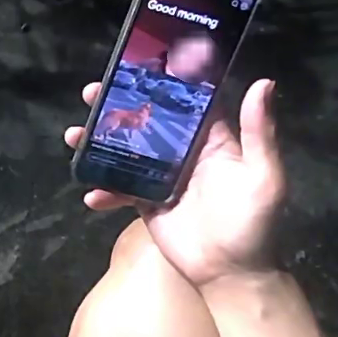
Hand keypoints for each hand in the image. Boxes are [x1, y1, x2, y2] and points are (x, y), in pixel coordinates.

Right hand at [65, 78, 284, 287]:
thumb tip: (264, 81)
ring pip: (122, 150)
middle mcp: (181, 152)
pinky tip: (91, 195)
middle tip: (90, 93)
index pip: (184, 102)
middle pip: (143, 120)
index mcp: (209, 139)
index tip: (135, 64)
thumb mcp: (263, 176)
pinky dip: (102, 191)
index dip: (161, 81)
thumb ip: (259, 132)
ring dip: (96, 142)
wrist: (229, 273)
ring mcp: (158, 176)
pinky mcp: (143, 200)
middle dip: (113, 105)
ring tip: (73, 136)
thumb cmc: (251, 223)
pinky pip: (118, 188)